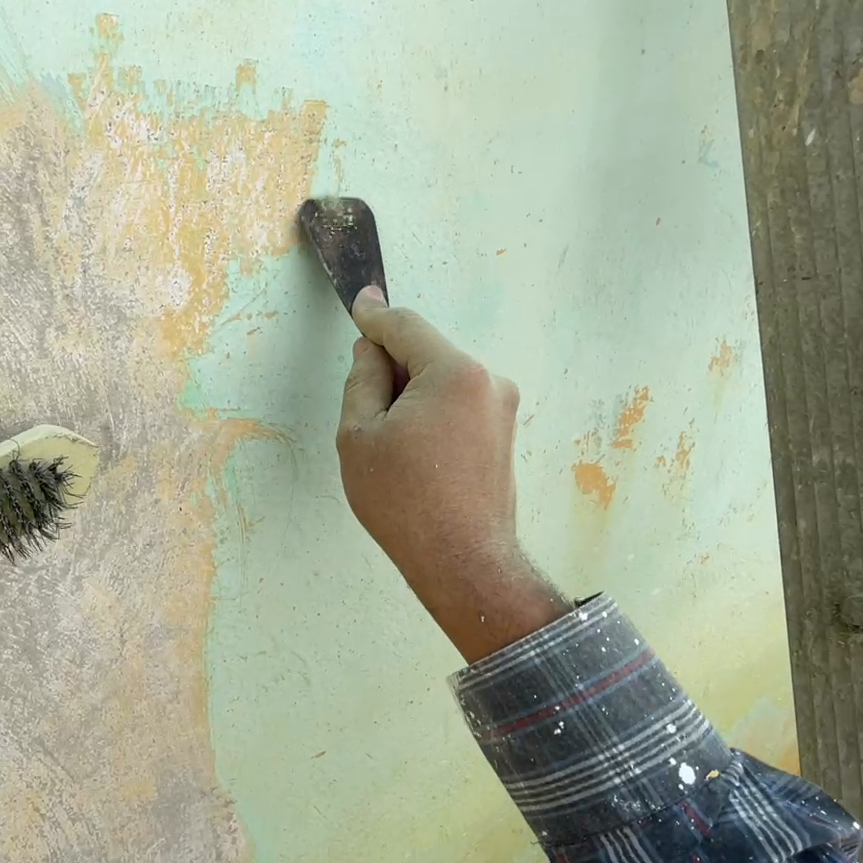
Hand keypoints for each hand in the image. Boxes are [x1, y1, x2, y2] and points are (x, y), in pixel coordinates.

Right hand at [336, 286, 571, 661]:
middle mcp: (488, 381)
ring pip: (441, 382)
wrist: (462, 561)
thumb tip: (372, 354)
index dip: (375, 315)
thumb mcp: (359, 437)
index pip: (406, 327)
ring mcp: (501, 409)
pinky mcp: (503, 435)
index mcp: (454, 373)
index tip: (360, 300)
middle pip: (426, 354)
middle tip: (365, 417)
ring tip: (392, 450)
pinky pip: (457, 406)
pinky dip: (431, 415)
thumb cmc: (404, 501)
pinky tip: (415, 459)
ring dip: (411, 397)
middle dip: (392, 370)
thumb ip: (362, 383)